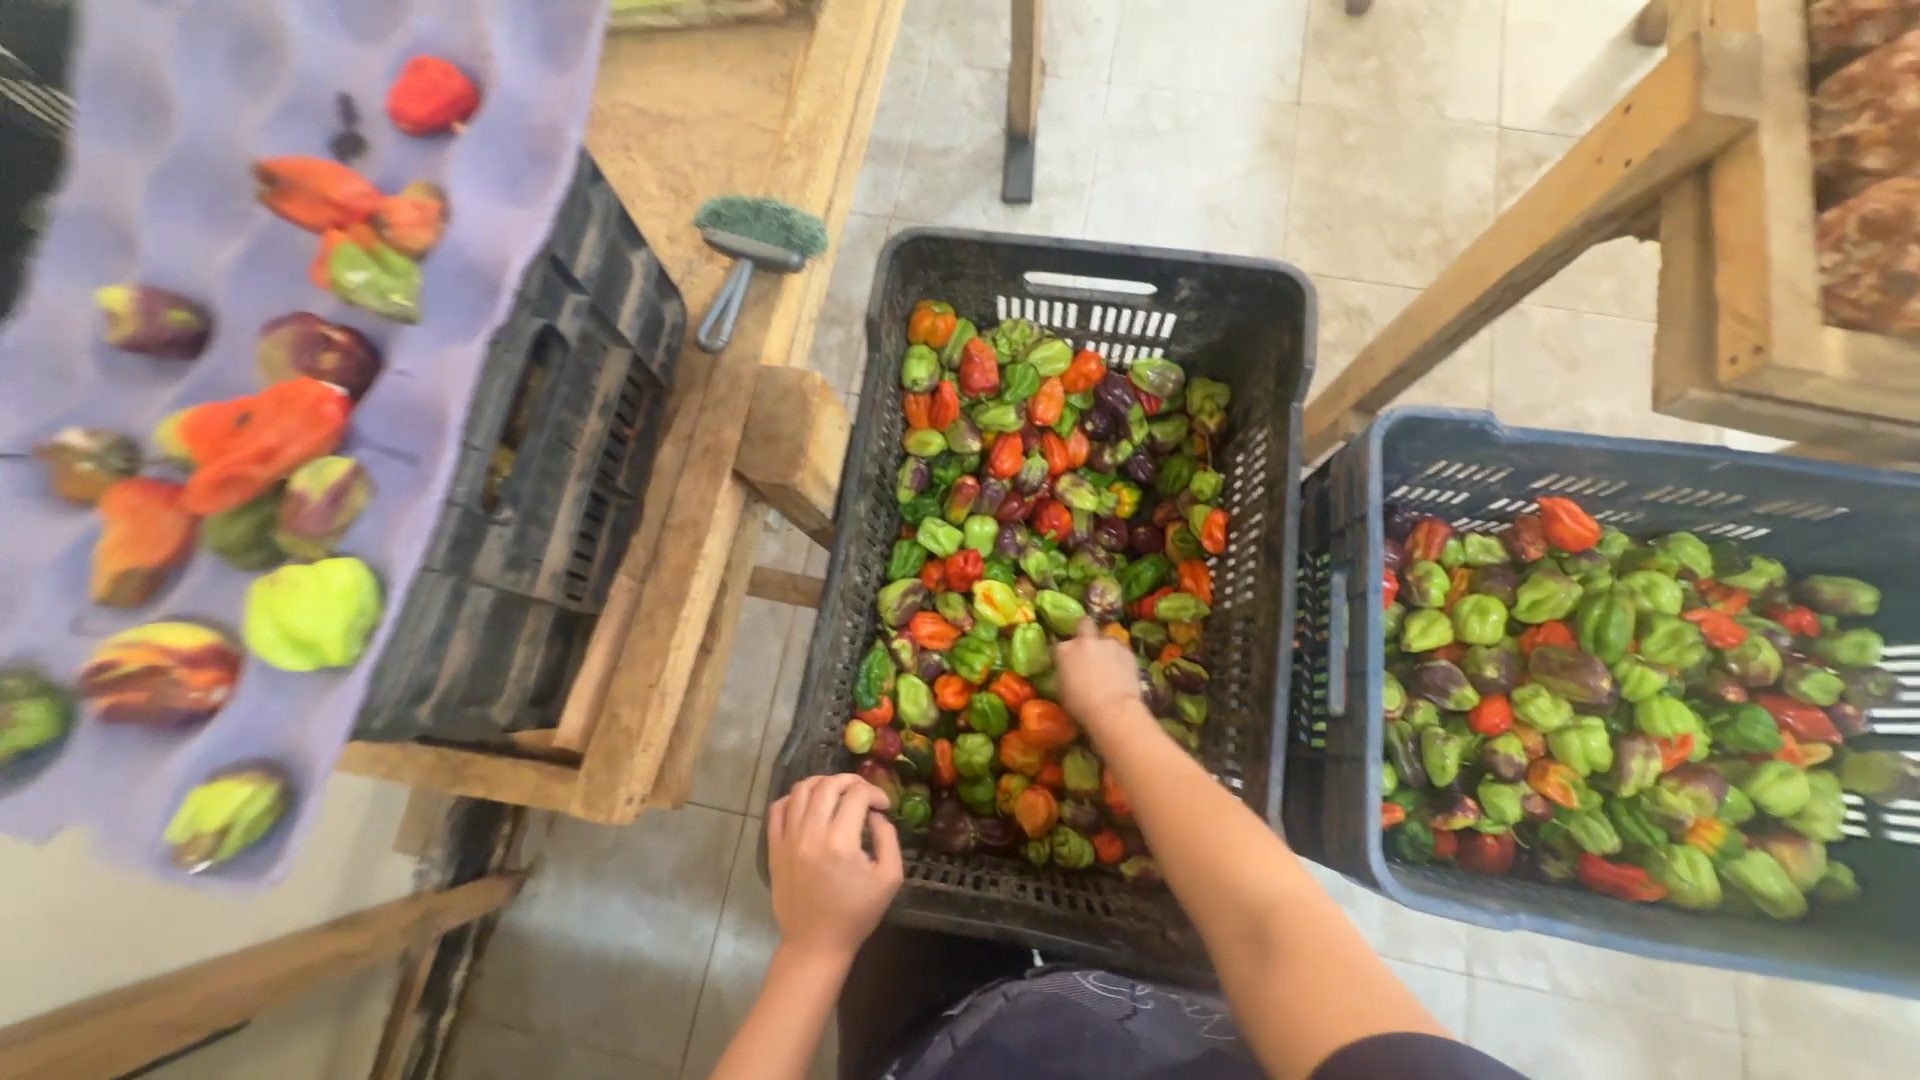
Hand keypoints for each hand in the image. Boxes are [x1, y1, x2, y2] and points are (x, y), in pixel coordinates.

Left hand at [767, 774, 902, 962]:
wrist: (815, 944)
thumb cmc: (856, 914)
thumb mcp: (889, 878)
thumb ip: (889, 839)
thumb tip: (876, 815)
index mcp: (842, 842)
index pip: (857, 795)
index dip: (875, 793)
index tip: (883, 806)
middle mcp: (812, 833)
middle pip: (828, 785)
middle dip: (850, 781)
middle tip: (863, 792)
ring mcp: (789, 839)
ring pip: (800, 790)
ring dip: (822, 783)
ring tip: (836, 793)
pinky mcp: (774, 848)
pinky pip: (777, 809)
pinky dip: (793, 798)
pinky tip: (808, 806)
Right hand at [1054, 618, 1144, 734]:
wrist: (1112, 709)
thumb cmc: (1081, 705)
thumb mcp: (1062, 690)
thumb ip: (1064, 673)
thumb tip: (1069, 671)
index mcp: (1064, 650)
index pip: (1059, 646)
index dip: (1064, 655)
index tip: (1068, 664)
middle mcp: (1085, 641)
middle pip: (1084, 624)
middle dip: (1085, 630)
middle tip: (1089, 647)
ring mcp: (1108, 643)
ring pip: (1106, 639)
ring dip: (1106, 648)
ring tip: (1110, 665)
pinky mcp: (1127, 651)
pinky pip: (1121, 650)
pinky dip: (1120, 658)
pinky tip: (1122, 672)